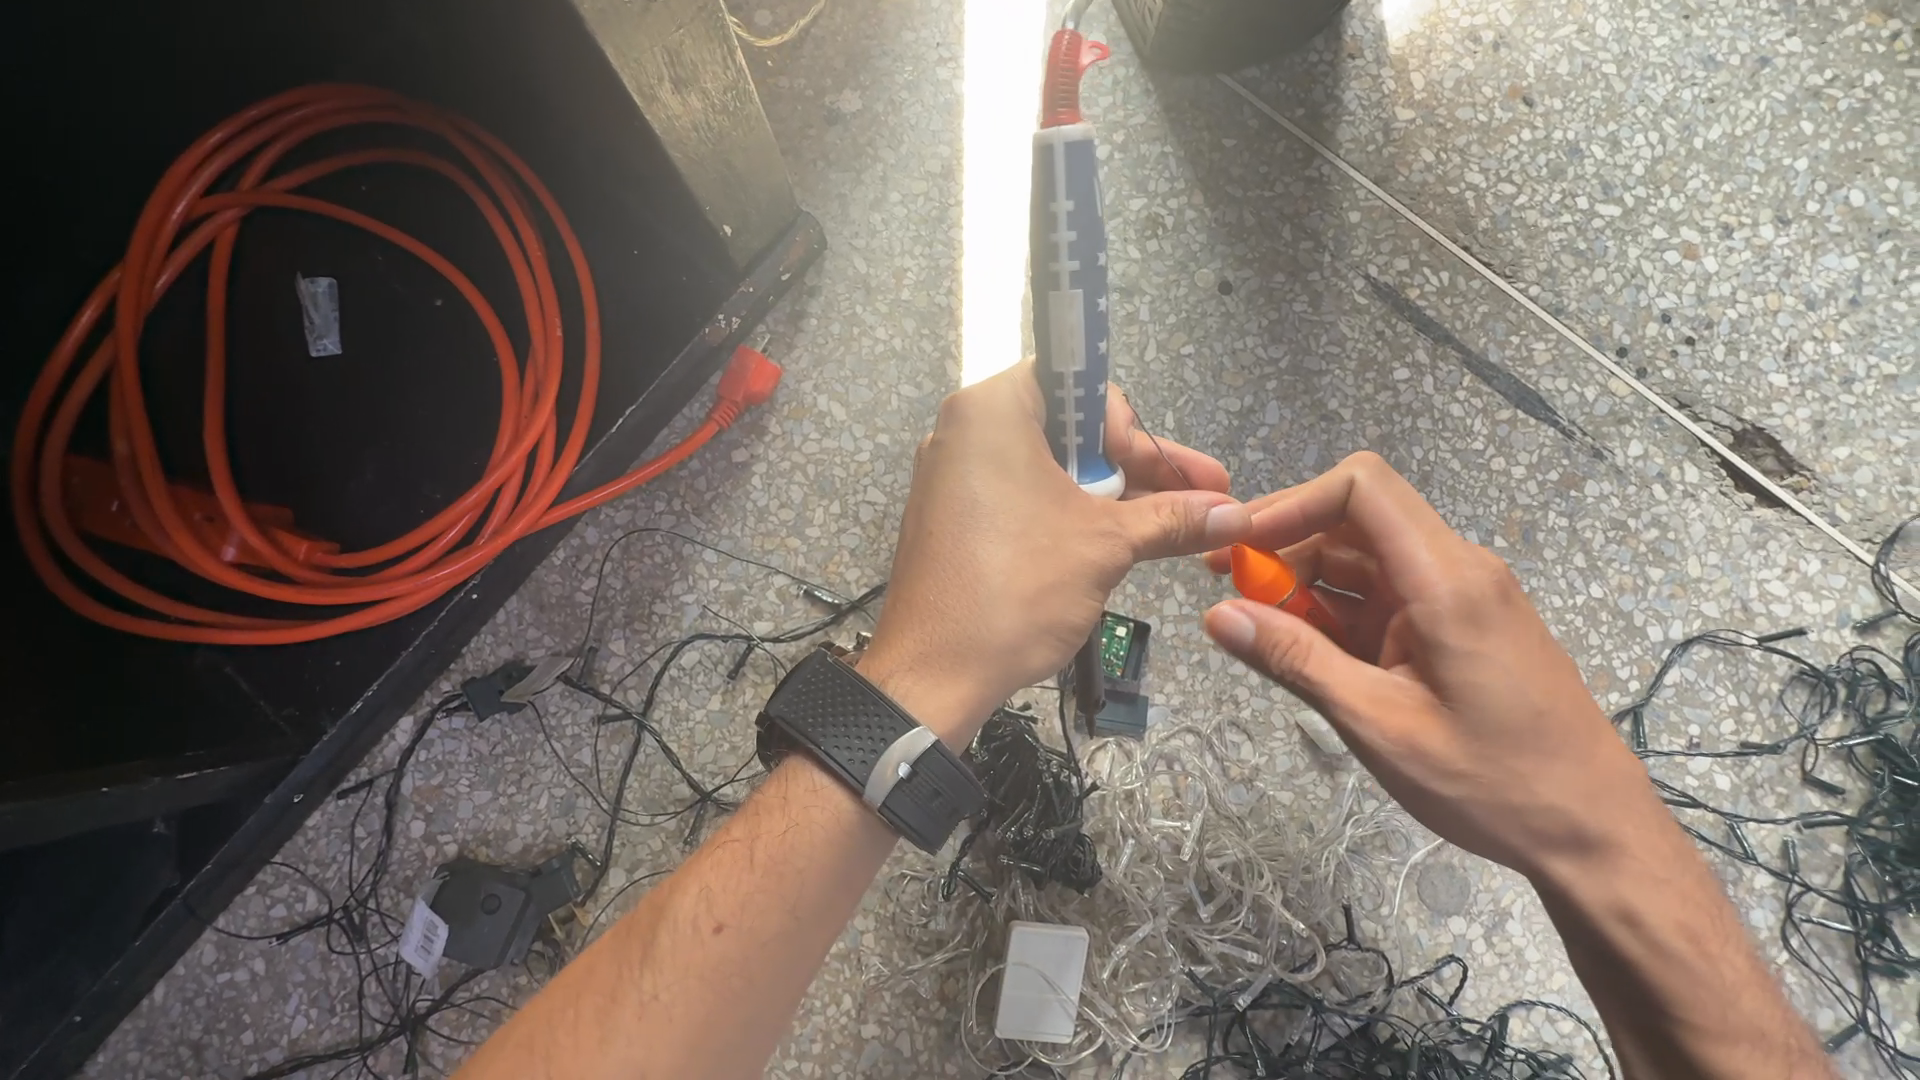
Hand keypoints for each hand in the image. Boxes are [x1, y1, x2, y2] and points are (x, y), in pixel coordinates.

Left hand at [860, 364, 1251, 745]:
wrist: (932, 674)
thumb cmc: (1018, 587)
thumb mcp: (1105, 544)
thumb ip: (1171, 518)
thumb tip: (1235, 512)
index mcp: (991, 410)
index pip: (1077, 382)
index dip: (1126, 424)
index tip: (1157, 469)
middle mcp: (963, 432)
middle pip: (1066, 428)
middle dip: (1132, 466)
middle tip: (1194, 498)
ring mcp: (950, 478)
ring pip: (1045, 470)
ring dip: (1106, 498)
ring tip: (1167, 530)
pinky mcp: (950, 521)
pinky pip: (1016, 500)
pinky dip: (1062, 517)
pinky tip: (1109, 547)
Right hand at [1200, 452, 1662, 878]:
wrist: (1595, 836)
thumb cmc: (1493, 782)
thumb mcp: (1377, 723)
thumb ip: (1294, 660)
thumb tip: (1215, 615)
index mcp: (1446, 578)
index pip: (1361, 487)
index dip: (1291, 503)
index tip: (1238, 545)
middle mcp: (1453, 570)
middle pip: (1351, 521)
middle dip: (1282, 546)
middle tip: (1223, 588)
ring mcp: (1453, 598)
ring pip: (1358, 561)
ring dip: (1300, 584)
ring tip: (1254, 629)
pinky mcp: (1450, 627)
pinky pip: (1377, 599)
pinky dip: (1330, 614)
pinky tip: (1299, 649)